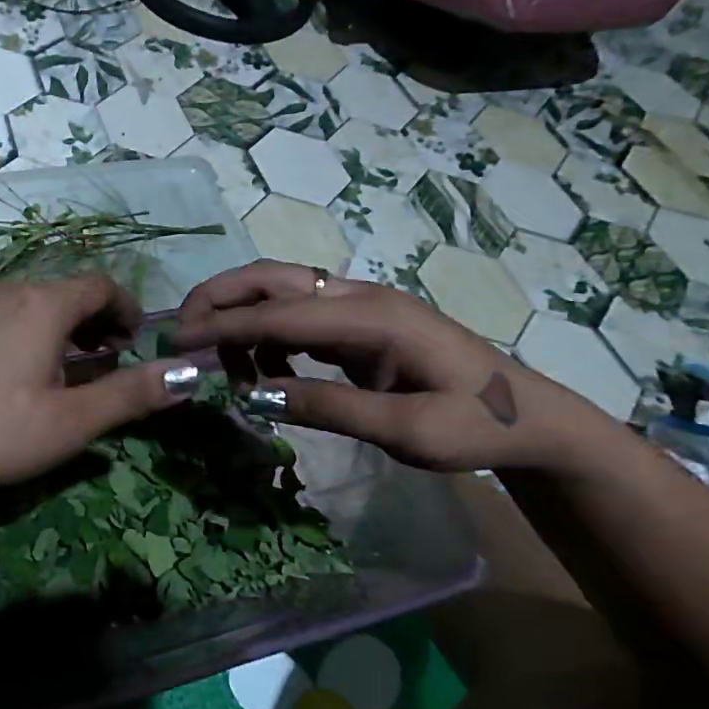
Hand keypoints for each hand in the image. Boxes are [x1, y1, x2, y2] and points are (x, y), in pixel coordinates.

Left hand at [0, 275, 196, 531]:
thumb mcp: (73, 420)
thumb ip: (132, 393)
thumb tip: (188, 373)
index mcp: (42, 303)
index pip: (100, 285)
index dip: (127, 308)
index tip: (137, 341)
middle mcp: (8, 291)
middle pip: (67, 291)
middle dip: (98, 320)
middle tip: (112, 359)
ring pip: (36, 303)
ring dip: (66, 328)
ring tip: (75, 370)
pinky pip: (8, 315)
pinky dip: (34, 332)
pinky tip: (29, 374)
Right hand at [174, 260, 612, 471]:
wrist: (530, 417)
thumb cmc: (475, 426)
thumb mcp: (406, 432)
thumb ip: (330, 408)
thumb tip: (252, 396)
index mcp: (373, 317)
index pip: (279, 312)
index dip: (223, 326)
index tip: (178, 342)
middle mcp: (360, 295)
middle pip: (271, 277)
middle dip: (218, 298)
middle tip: (183, 335)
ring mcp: (359, 304)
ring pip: (279, 289)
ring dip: (240, 317)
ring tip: (225, 368)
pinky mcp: (359, 320)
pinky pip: (296, 312)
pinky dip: (266, 334)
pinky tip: (269, 371)